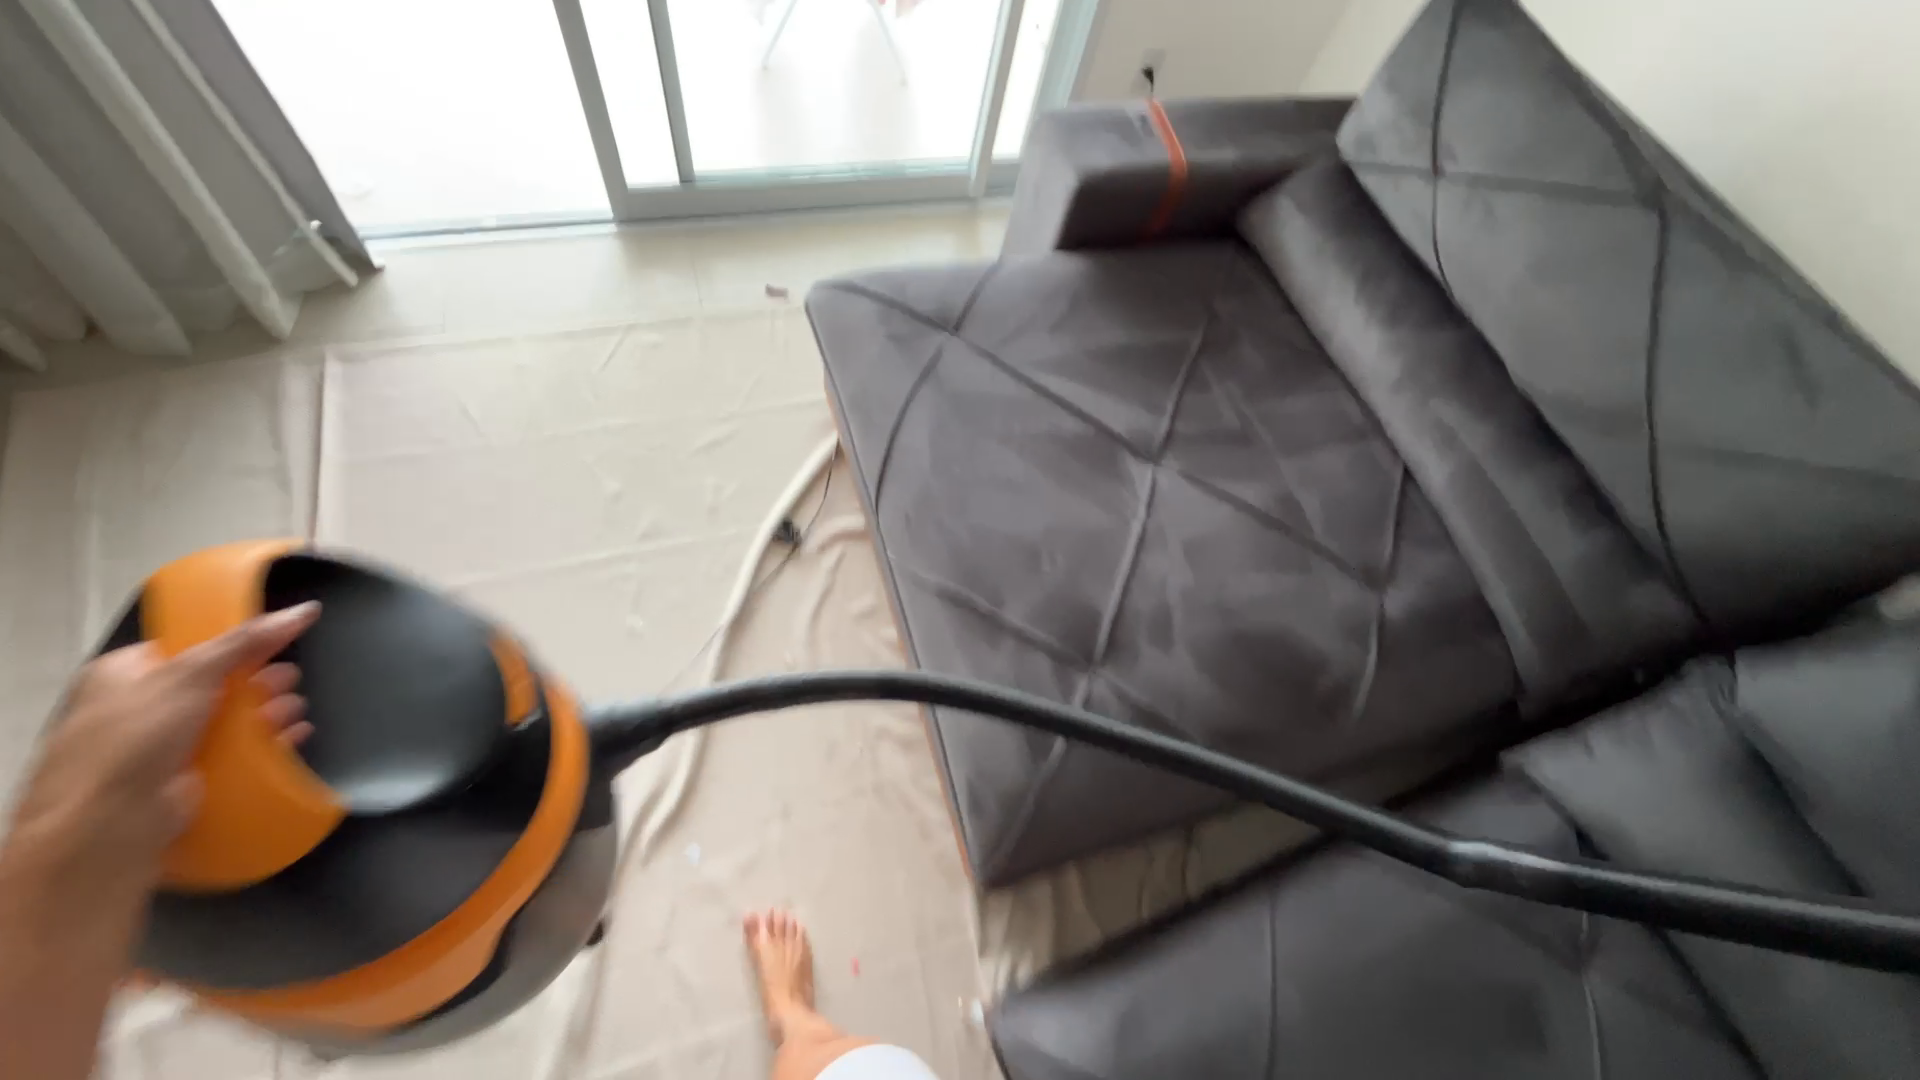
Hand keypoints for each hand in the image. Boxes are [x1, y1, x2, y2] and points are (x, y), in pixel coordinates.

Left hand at [5, 602, 319, 892]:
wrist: (108, 824)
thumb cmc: (136, 738)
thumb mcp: (190, 674)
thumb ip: (248, 641)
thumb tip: (306, 610)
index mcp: (124, 675)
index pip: (188, 647)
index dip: (232, 643)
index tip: (272, 642)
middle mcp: (141, 708)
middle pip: (218, 682)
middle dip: (258, 680)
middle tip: (285, 679)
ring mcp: (164, 745)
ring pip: (232, 718)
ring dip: (268, 711)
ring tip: (291, 711)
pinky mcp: (191, 776)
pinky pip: (239, 751)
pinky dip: (269, 742)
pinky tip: (293, 735)